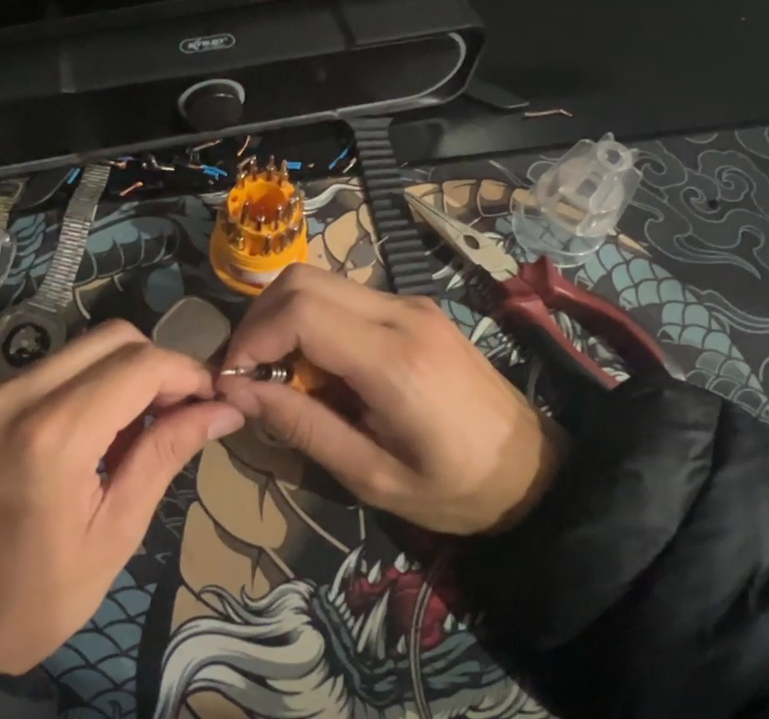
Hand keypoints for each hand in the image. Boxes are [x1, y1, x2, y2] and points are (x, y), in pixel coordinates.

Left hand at [0, 320, 243, 673]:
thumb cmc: (36, 598)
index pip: (139, 365)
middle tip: (181, 412)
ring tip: (143, 427)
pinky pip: (52, 367)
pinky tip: (100, 430)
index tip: (214, 399)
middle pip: (112, 338)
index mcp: (52, 437)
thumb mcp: (116, 532)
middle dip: (158, 365)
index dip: (187, 372)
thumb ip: (166, 455)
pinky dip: (90, 382)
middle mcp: (17, 397)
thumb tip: (224, 409)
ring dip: (125, 372)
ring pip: (82, 348)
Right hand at [218, 264, 564, 535]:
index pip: (300, 310)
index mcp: (395, 360)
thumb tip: (239, 389)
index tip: (233, 379)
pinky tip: (317, 367)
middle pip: (302, 280)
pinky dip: (313, 319)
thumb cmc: (457, 489)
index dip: (252, 337)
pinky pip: (346, 296)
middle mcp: (403, 314)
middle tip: (249, 372)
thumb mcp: (373, 477)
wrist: (535, 469)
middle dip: (260, 319)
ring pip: (321, 280)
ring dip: (284, 317)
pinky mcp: (415, 308)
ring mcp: (412, 304)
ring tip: (279, 373)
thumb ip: (303, 427)